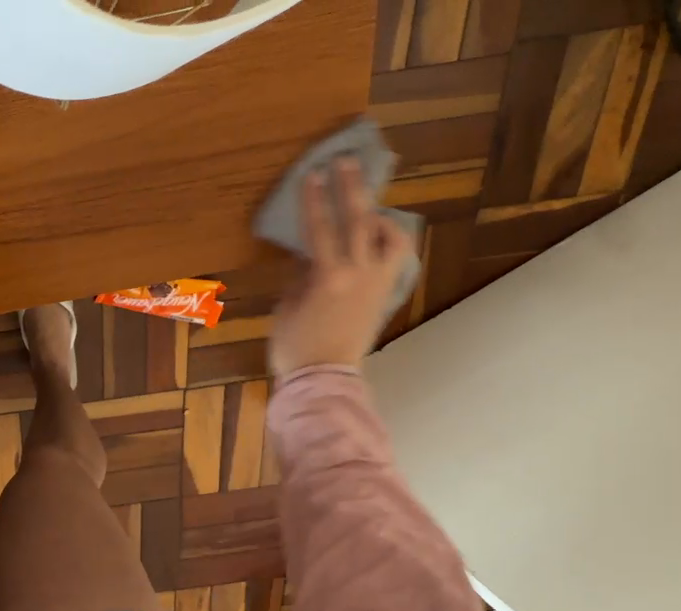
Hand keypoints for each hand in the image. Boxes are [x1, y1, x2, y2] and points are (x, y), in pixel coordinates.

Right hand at [271, 157, 415, 379]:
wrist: (323, 379)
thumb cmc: (294, 348)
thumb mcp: (286, 308)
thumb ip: (301, 277)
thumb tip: (310, 258)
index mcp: (328, 275)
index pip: (320, 227)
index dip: (314, 199)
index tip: (313, 174)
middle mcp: (359, 272)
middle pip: (358, 220)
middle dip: (351, 188)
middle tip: (347, 162)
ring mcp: (376, 283)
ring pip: (391, 237)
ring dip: (380, 219)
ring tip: (368, 214)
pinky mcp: (383, 294)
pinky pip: (394, 260)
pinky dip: (387, 245)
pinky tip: (375, 244)